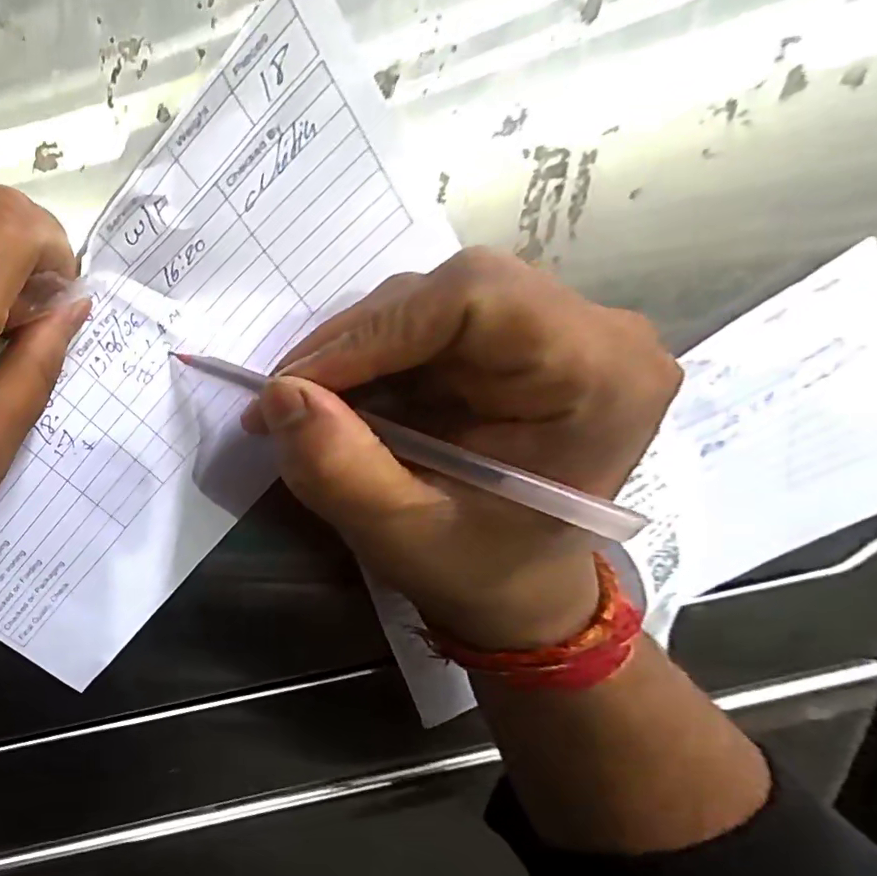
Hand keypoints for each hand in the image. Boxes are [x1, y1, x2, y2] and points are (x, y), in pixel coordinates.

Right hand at [243, 248, 680, 649]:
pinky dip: (359, 359)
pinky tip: (332, 399)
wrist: (515, 584)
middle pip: (445, 291)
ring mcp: (547, 331)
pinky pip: (417, 323)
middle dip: (348, 342)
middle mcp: (588, 334)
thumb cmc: (476, 569)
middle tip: (284, 398)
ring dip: (347, 350)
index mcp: (597, 377)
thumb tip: (278, 394)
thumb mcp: (399, 535)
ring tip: (301, 404)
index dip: (371, 332)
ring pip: (423, 300)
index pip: (474, 299)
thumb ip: (339, 469)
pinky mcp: (504, 343)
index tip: (296, 386)